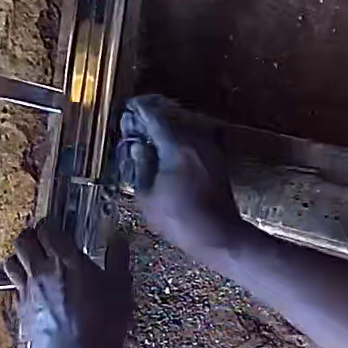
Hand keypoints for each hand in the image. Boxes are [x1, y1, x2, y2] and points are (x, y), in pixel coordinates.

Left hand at [2, 217, 131, 347]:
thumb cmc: (103, 322)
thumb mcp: (120, 286)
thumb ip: (117, 258)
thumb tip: (120, 238)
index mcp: (66, 260)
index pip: (48, 229)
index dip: (51, 224)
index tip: (58, 226)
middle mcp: (42, 271)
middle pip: (23, 241)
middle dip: (32, 236)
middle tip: (43, 239)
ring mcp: (28, 291)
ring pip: (11, 262)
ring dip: (21, 257)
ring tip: (34, 261)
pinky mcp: (21, 310)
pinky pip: (15, 288)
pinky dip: (22, 283)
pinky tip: (36, 290)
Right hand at [115, 95, 254, 261]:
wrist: (218, 234)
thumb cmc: (180, 219)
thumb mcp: (148, 195)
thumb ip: (140, 164)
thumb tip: (137, 146)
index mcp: (177, 146)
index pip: (153, 117)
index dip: (138, 113)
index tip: (127, 113)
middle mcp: (198, 140)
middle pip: (171, 118)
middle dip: (153, 120)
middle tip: (136, 126)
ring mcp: (212, 148)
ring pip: (186, 127)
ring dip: (169, 129)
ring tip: (152, 139)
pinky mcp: (220, 160)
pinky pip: (198, 140)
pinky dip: (184, 141)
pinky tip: (173, 153)